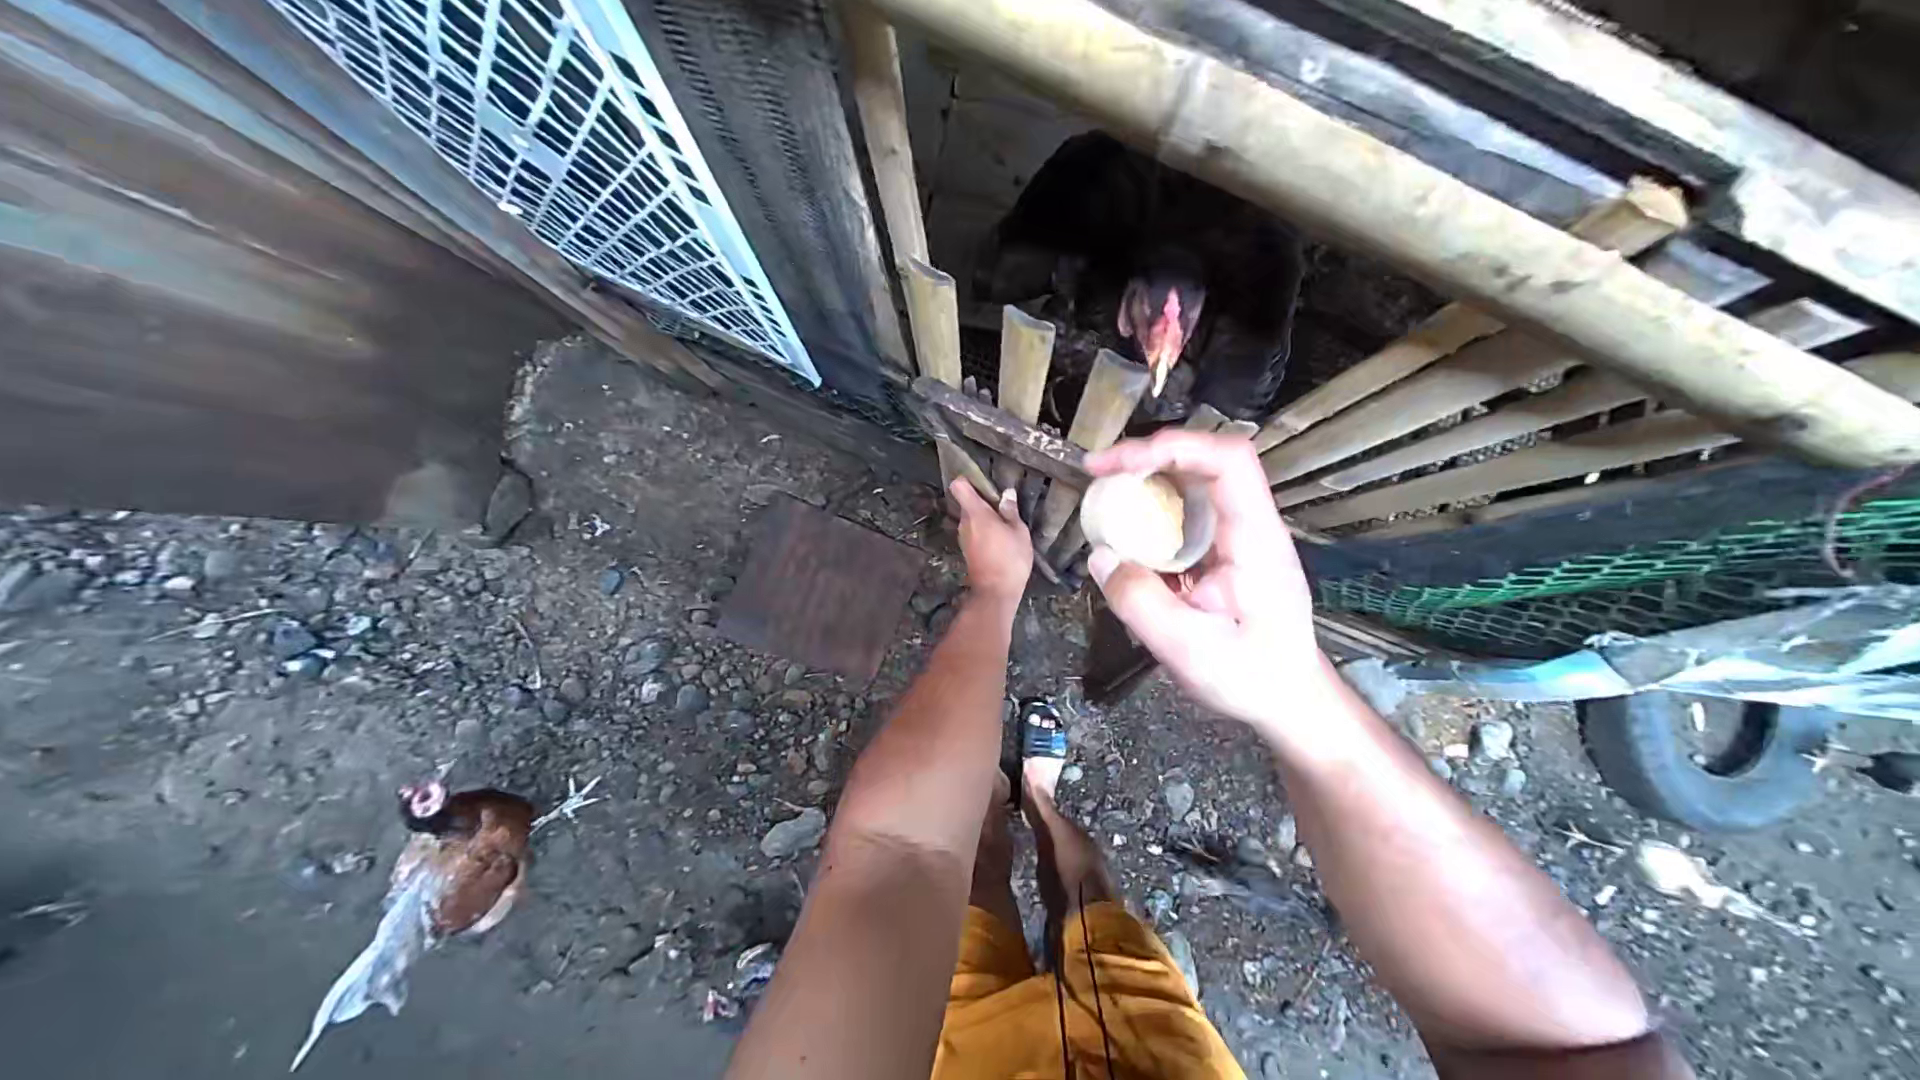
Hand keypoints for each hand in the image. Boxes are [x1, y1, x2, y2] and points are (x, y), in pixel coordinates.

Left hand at [949, 478, 1031, 603]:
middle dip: (982, 500)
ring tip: (1004, 522)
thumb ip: (1010, 511)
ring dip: (984, 517)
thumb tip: (1007, 493)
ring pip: (970, 518)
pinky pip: (973, 531)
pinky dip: (983, 530)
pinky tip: (999, 537)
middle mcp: (964, 522)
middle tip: (1002, 504)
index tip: (982, 481)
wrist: (995, 592)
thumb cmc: (1010, 558)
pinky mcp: (966, 550)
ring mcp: (963, 537)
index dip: (967, 479)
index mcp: (976, 513)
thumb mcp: (1018, 532)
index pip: (959, 486)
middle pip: (967, 502)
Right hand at [1082, 431, 1330, 735]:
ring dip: (1147, 480)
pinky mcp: (1222, 550)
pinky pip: (1185, 512)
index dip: (1172, 447)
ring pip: (1192, 483)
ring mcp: (1238, 535)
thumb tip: (1100, 556)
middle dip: (1148, 457)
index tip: (1120, 465)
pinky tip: (1125, 528)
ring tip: (1104, 494)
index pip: (1227, 460)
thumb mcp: (1188, 649)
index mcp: (1255, 538)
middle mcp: (1250, 525)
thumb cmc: (1252, 676)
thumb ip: (1140, 602)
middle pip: (1204, 460)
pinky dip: (1150, 509)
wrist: (1288, 698)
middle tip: (1098, 473)